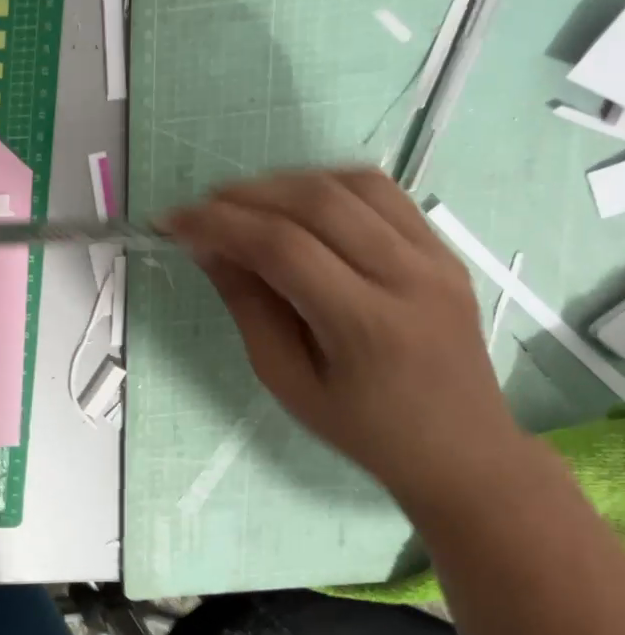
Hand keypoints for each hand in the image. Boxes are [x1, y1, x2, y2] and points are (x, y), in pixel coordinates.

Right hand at [162, 168, 522, 509]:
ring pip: (351, 185)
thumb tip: (204, 246)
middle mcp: (411, 279)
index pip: (281, 246)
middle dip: (243, 196)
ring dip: (284, 183)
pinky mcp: (445, 251)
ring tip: (242, 204)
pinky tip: (293, 204)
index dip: (217, 224)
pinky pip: (382, 193)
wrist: (464, 451)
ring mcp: (436, 260)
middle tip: (199, 211)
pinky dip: (326, 185)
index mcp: (367, 324)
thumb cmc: (361, 426)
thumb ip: (245, 304)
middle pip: (317, 203)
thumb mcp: (283, 376)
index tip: (170, 223)